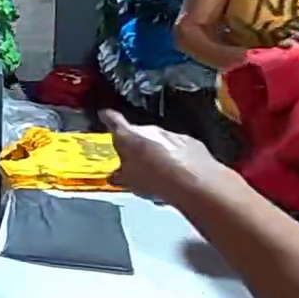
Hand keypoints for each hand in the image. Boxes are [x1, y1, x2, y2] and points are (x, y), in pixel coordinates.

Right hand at [101, 110, 240, 204]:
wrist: (194, 183)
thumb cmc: (153, 180)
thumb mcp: (129, 182)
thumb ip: (120, 175)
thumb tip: (115, 176)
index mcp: (128, 136)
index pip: (113, 120)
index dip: (107, 118)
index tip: (104, 115)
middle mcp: (149, 130)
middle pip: (138, 134)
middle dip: (136, 146)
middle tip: (135, 164)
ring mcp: (171, 134)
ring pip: (159, 141)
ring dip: (157, 153)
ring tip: (158, 174)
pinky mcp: (191, 142)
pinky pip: (178, 148)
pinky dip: (176, 158)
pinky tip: (178, 174)